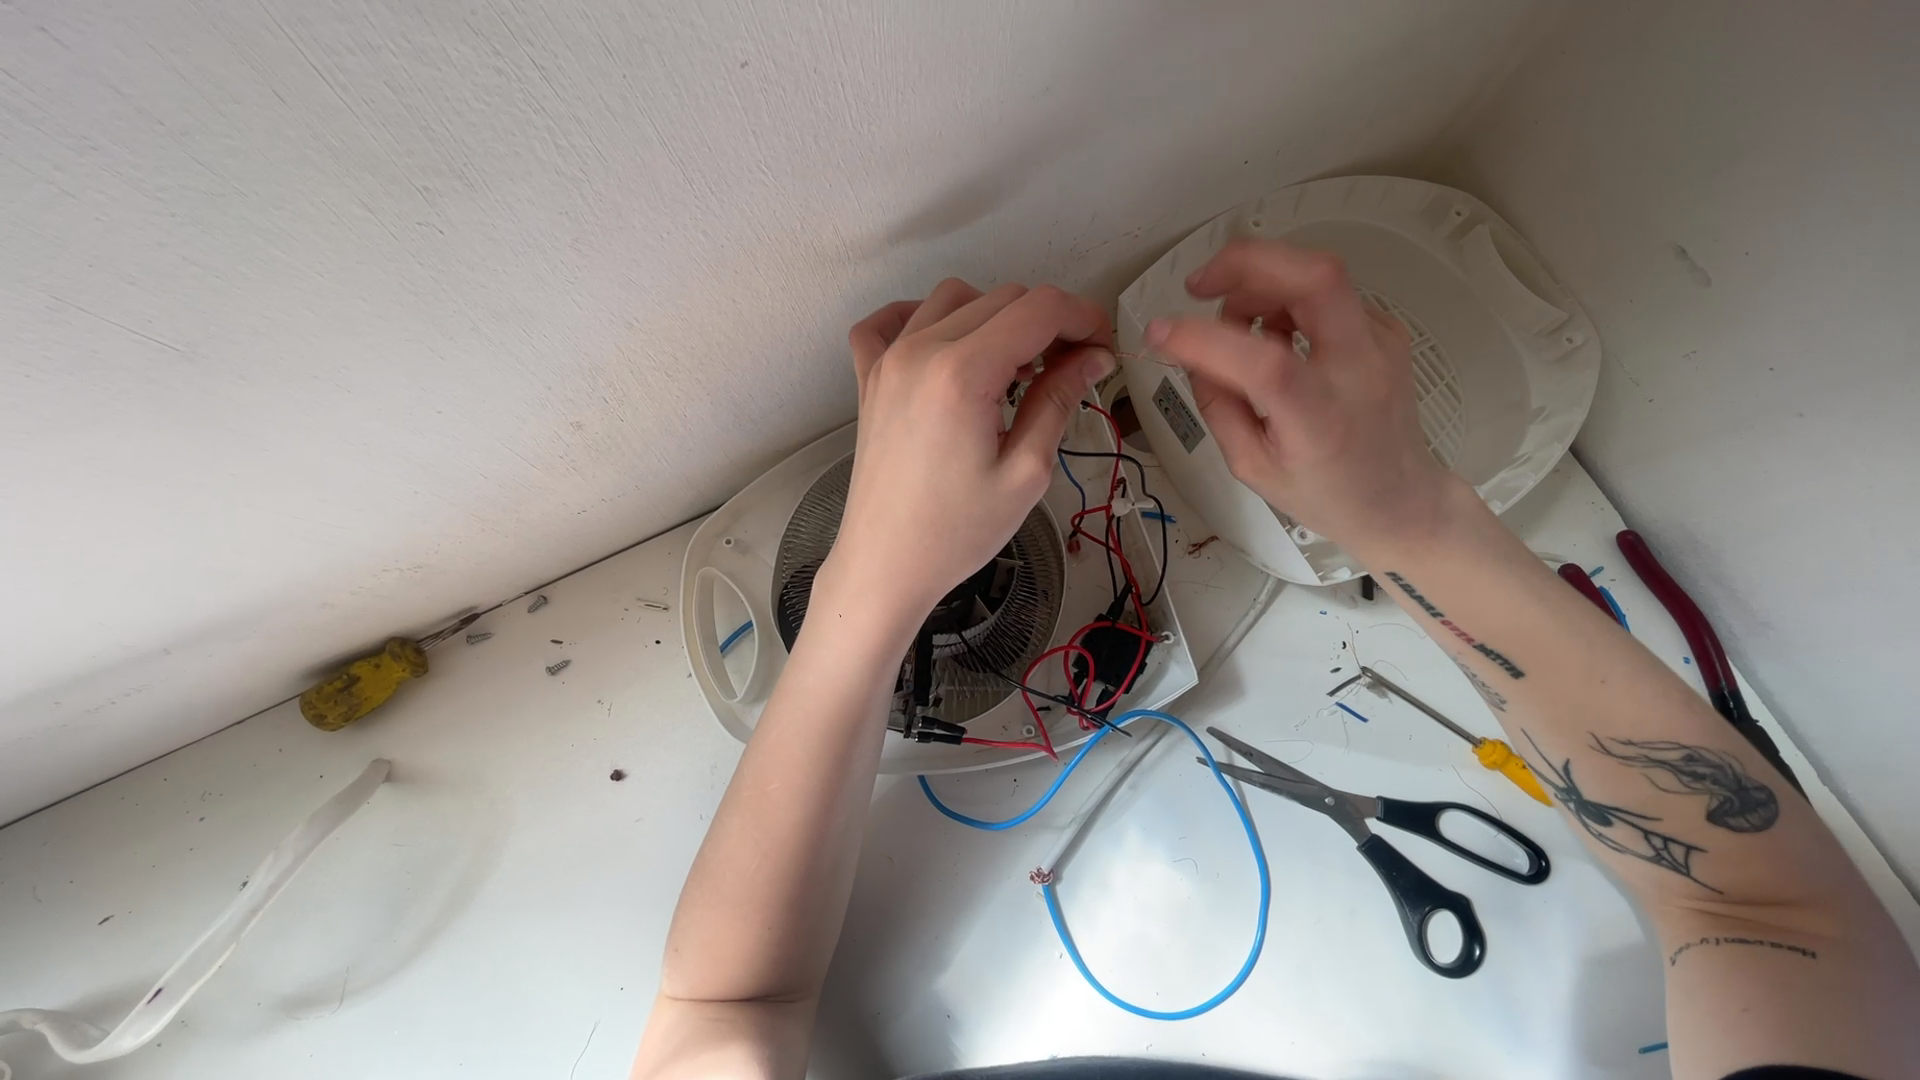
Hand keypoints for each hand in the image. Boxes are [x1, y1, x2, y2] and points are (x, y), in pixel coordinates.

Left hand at [820, 278, 1113, 628]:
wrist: (886, 565)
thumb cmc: (953, 533)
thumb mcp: (1025, 473)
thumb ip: (1058, 401)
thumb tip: (1091, 358)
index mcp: (962, 374)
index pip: (1040, 309)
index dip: (1083, 319)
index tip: (1102, 348)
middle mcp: (920, 352)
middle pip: (1003, 297)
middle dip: (1048, 322)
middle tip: (1071, 367)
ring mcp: (888, 361)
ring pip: (953, 298)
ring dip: (996, 317)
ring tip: (1016, 367)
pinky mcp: (870, 380)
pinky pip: (889, 321)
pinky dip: (922, 317)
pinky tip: (947, 345)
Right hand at [1145, 239, 1458, 552]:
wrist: (1402, 498)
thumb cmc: (1324, 492)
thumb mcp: (1252, 466)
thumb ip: (1218, 406)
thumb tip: (1191, 354)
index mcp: (1321, 421)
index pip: (1266, 363)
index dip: (1206, 339)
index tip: (1159, 333)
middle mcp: (1360, 370)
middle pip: (1315, 277)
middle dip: (1245, 263)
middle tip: (1199, 285)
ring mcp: (1380, 341)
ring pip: (1317, 274)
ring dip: (1259, 284)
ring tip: (1236, 327)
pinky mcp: (1384, 328)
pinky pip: (1325, 294)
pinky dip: (1284, 300)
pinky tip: (1272, 335)